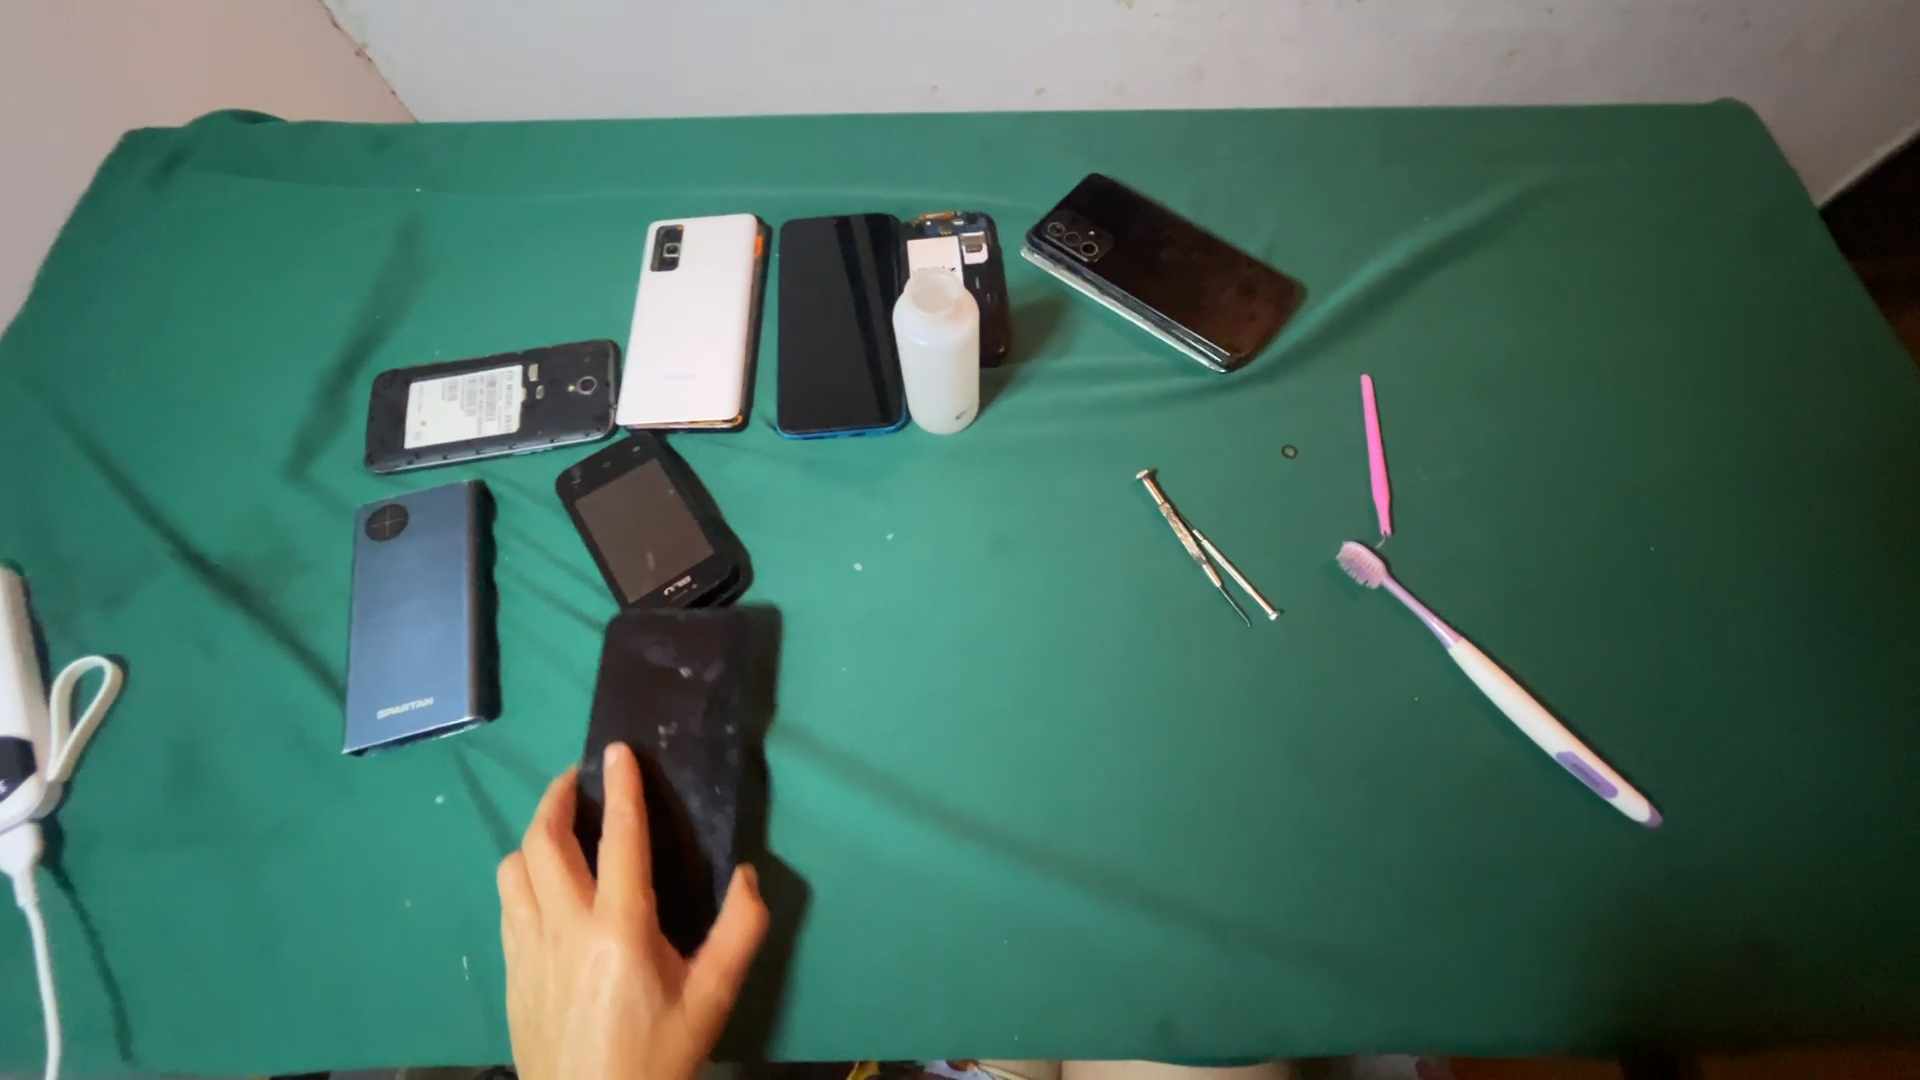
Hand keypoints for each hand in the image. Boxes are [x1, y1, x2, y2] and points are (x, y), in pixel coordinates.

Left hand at [498, 742, 768, 1079]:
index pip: (618, 838)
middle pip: (543, 844)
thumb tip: (747, 875)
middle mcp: (565, 928)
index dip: (620, 788)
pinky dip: (523, 875)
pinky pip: (508, 905)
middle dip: (556, 799)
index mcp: (620, 927)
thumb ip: (741, 931)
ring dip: (534, 836)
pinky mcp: (511, 975)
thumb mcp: (713, 998)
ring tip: (560, 828)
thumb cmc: (656, 1056)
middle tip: (577, 778)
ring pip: (513, 871)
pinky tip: (545, 885)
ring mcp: (529, 951)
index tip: (616, 751)